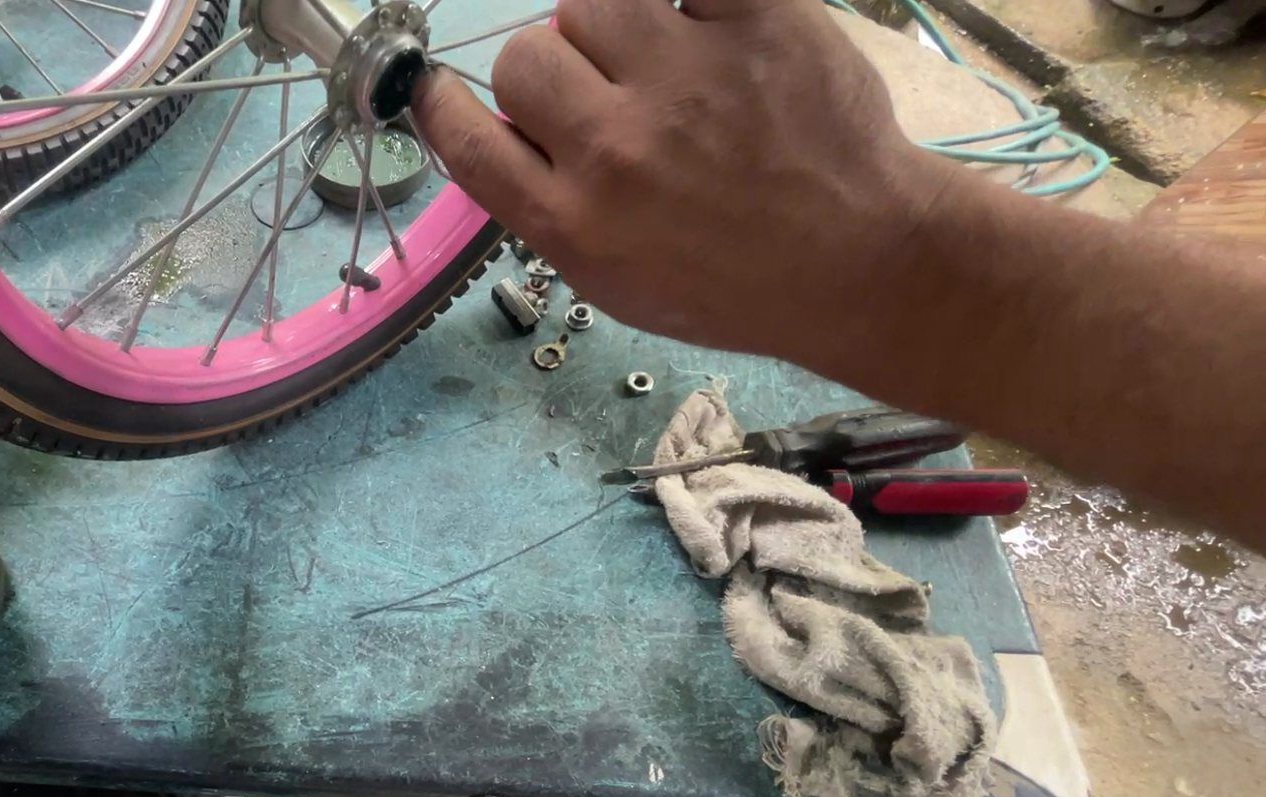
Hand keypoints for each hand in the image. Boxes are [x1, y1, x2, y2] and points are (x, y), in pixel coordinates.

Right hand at [413, 0, 961, 361]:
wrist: (845, 262)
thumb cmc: (713, 287)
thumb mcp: (603, 278)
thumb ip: (545, 208)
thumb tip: (508, 137)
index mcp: (570, 223)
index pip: (470, 144)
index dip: (439, 106)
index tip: (432, 89)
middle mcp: (612, 148)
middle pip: (523, 57)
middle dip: (540, 73)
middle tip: (585, 93)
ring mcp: (683, 78)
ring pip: (588, 1)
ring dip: (602, 28)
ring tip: (646, 59)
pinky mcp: (755, 20)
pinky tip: (694, 25)